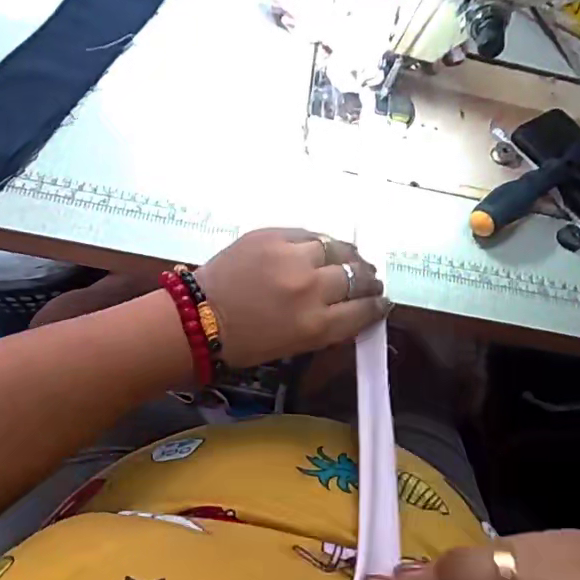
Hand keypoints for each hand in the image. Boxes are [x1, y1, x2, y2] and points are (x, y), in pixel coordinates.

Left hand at [194, 228, 388, 366]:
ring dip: (348, 255)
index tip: (382, 301)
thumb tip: (354, 309)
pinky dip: (318, 243)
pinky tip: (320, 247)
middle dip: (368, 279)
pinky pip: (308, 234)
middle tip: (370, 278)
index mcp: (316, 325)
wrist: (198, 318)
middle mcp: (310, 289)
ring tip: (351, 257)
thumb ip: (328, 326)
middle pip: (356, 277)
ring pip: (336, 248)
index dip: (377, 305)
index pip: (363, 310)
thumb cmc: (245, 342)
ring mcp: (291, 258)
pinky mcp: (271, 236)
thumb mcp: (295, 345)